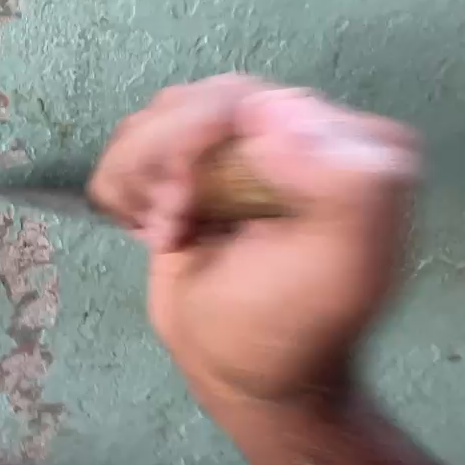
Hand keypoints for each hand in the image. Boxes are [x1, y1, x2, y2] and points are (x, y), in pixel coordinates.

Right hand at [89, 76, 419, 409]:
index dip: (189, 144)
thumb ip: (342, 184)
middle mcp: (285, 128)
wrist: (235, 367)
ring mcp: (231, 144)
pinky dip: (123, 191)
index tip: (183, 203)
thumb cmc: (286, 326)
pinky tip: (159, 227)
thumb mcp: (338, 269)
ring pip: (144, 123)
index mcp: (340, 140)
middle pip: (179, 105)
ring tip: (171, 230)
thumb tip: (273, 105)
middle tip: (175, 222)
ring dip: (137, 184)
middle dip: (158, 169)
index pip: (233, 97)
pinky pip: (125, 144)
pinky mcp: (185, 164)